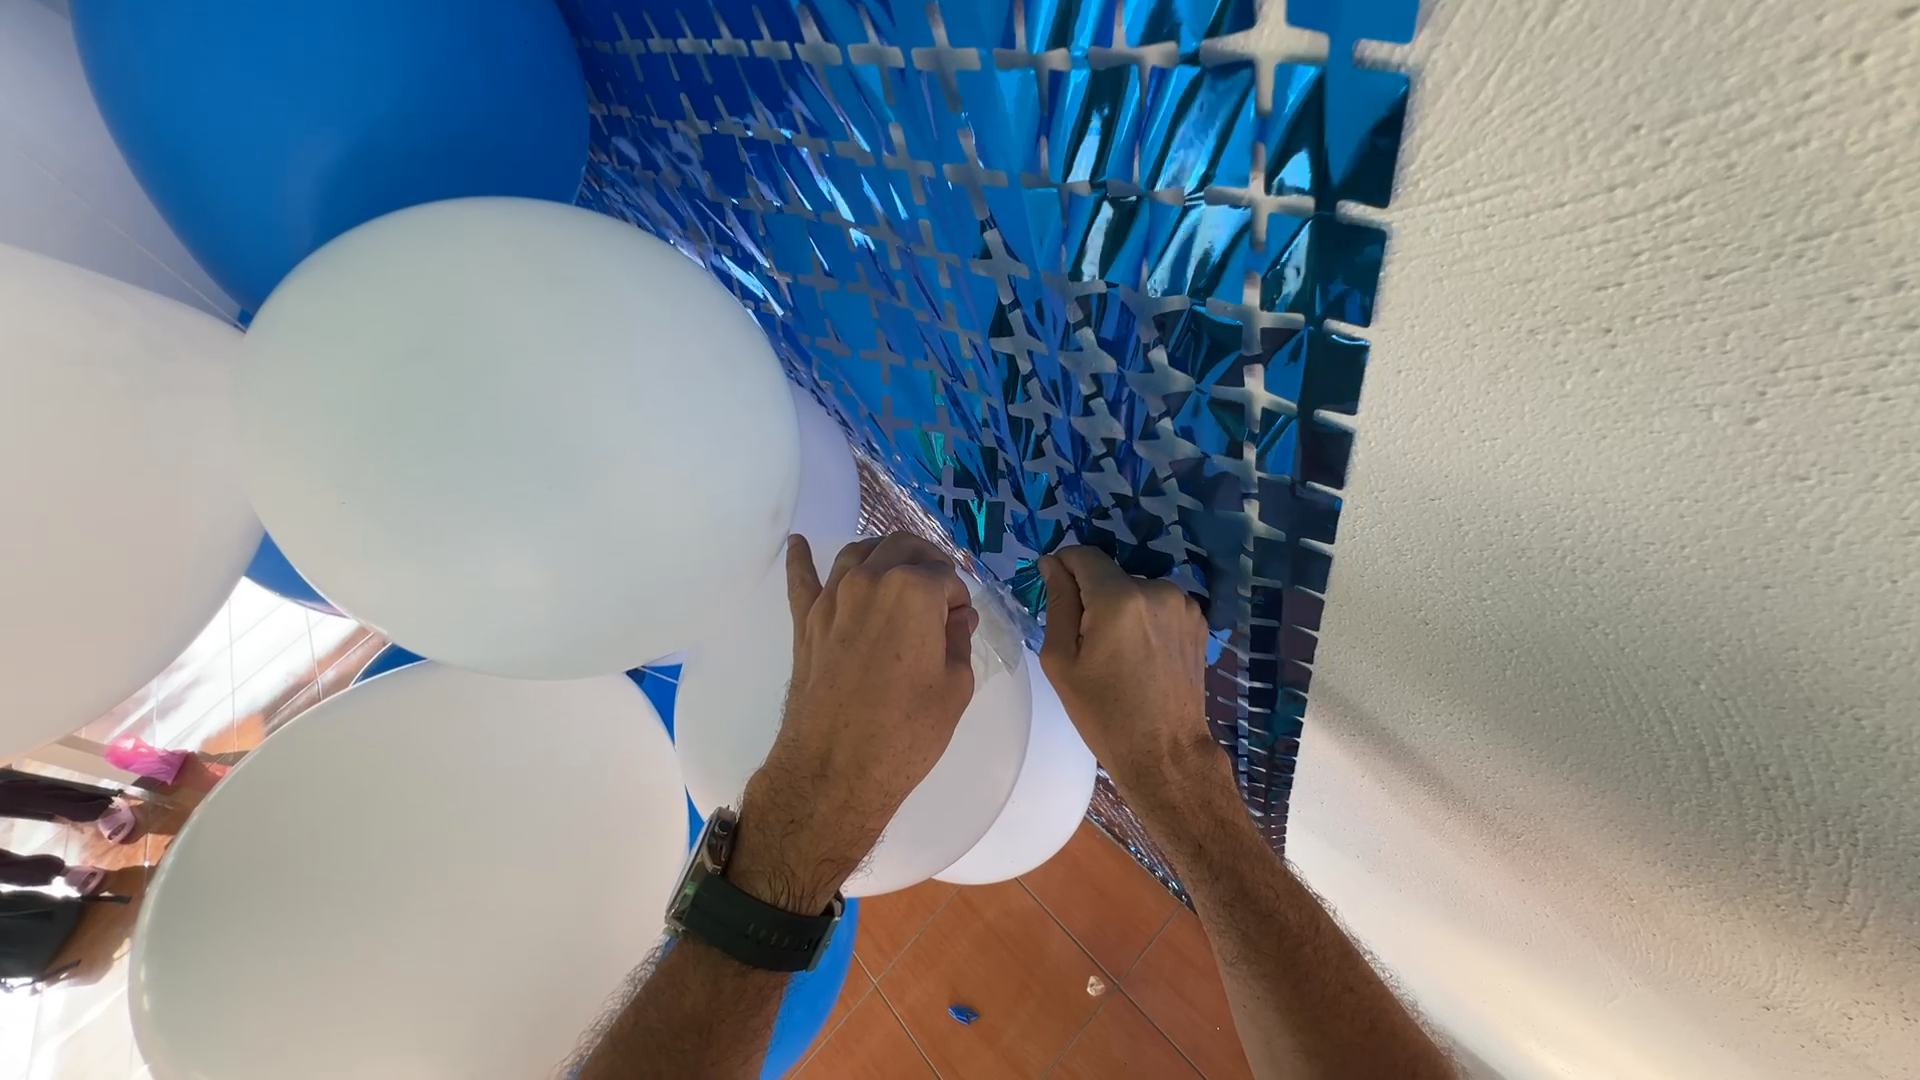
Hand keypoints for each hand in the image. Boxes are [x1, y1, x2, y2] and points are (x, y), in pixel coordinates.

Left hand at [729, 532, 977, 912]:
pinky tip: (799, 543)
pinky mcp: (806, 621)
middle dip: (927, 563)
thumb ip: (958, 641)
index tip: (960, 623)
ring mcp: (833, 598)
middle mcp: (871, 580)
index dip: (958, 598)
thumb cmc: (906, 731)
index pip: (945, 576)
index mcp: (914, 590)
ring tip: (897, 568)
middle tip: (939, 592)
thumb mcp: (955, 688)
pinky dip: (801, 558)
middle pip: (902, 549)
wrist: (836, 770)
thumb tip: (958, 618)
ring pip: (858, 553)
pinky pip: (801, 578)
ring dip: (882, 553)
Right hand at [1038, 547, 1224, 814]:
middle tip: (1088, 643)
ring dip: (1121, 608)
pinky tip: (1143, 654)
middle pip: (1109, 575)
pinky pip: (1158, 604)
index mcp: (1119, 598)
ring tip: (1119, 653)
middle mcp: (1157, 590)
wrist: (1165, 752)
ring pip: (1134, 589)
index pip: (1083, 555)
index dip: (1063, 568)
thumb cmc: (1103, 712)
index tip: (1056, 594)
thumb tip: (1052, 564)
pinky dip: (1145, 619)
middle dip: (1093, 597)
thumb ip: (1057, 603)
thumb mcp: (1061, 660)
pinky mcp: (1198, 620)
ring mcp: (1183, 604)